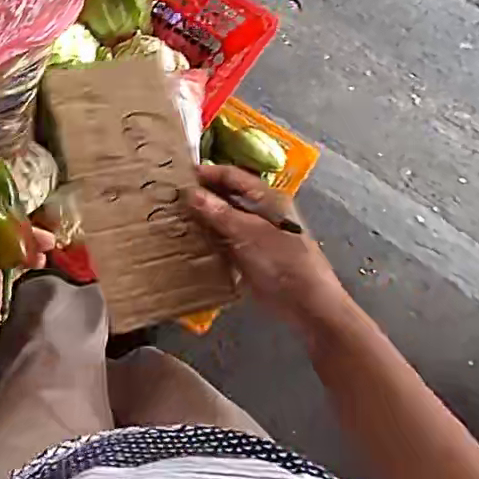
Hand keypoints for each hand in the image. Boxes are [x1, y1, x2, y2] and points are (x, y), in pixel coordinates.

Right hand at [187, 165, 347, 324]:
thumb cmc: (283, 262)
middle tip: (171, 195)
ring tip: (173, 215)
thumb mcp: (250, 234)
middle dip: (201, 194)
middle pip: (226, 195)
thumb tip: (190, 192)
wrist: (308, 306)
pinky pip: (222, 239)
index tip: (179, 175)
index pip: (233, 176)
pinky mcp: (247, 255)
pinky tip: (188, 238)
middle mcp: (259, 212)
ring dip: (202, 216)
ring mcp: (253, 234)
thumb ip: (219, 213)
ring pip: (222, 218)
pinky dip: (207, 237)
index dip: (207, 173)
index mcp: (267, 198)